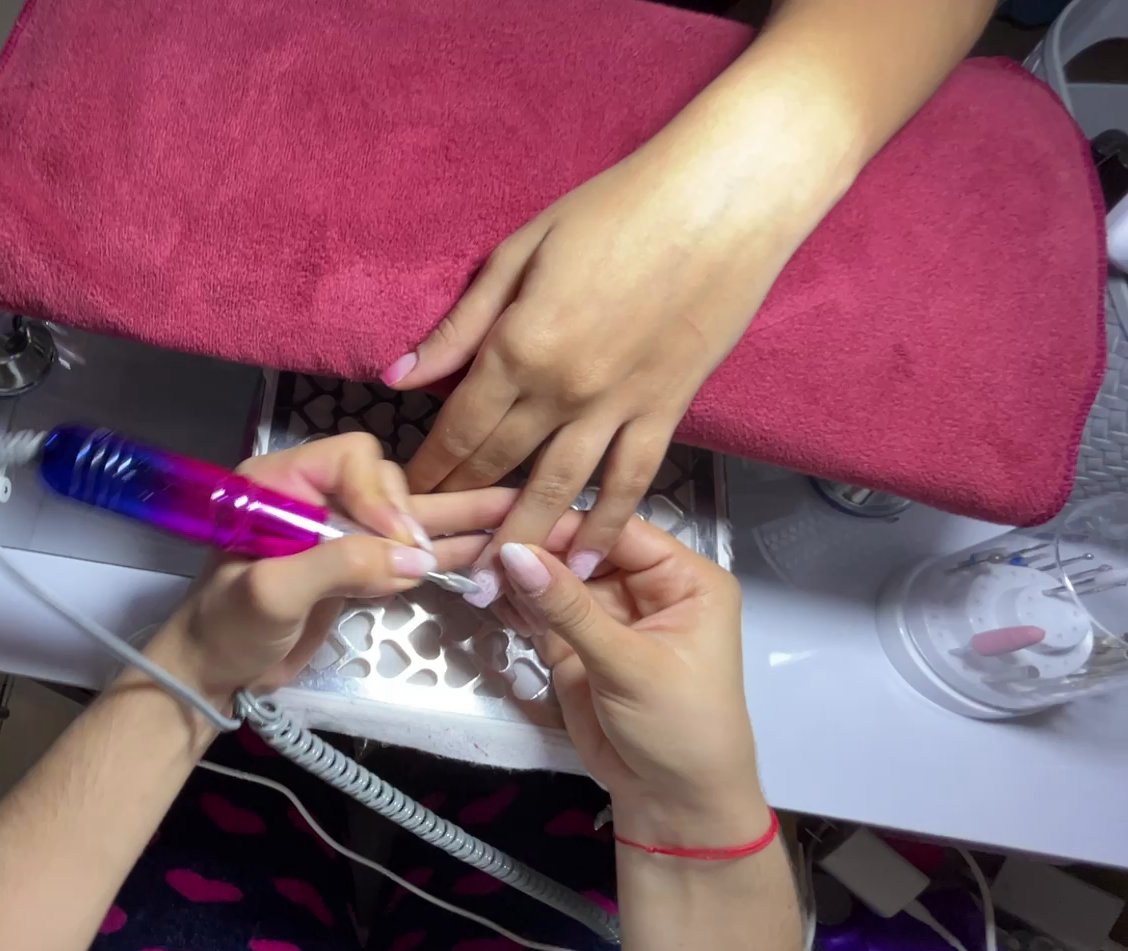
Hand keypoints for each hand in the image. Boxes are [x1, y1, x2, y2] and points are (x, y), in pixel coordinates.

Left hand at [145, 434, 506, 711]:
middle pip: (383, 482)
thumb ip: (339, 566)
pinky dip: (442, 552)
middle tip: (416, 558)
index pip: (348, 458)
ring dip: (453, 520)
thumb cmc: (227, 629)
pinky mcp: (354, 566)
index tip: (392, 540)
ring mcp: (337, 532)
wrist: (218, 673)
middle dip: (407, 515)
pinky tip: (489, 547)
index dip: (377, 493)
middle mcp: (313, 497)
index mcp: (279, 484)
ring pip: (403, 515)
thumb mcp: (271, 593)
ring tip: (514, 514)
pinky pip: (404, 551)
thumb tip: (414, 559)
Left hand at [389, 140, 798, 586]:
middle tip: (431, 543)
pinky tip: (580, 562)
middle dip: (456, 506)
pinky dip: (604, 525)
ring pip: (553, 488)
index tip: (403, 497)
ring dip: (516, 537)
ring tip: (487, 581)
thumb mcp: (519, 253)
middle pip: (494, 463)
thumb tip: (398, 375)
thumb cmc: (615, 210)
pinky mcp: (667, 410)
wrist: (729, 192)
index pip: (456, 428)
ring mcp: (617, 406)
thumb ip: (458, 326)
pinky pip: (630, 481)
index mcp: (517, 348)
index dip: (427, 468)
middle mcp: (561, 390)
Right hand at [495, 514, 766, 848]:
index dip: (566, 526)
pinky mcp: (573, 641)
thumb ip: (568, 606)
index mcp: (683, 578)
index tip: (511, 523)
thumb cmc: (679, 727)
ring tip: (474, 568)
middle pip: (579, 550)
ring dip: (517, 577)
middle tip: (481, 549)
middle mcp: (643, 587)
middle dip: (534, 551)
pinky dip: (514, 603)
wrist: (670, 801)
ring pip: (553, 579)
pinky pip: (539, 609)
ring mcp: (604, 614)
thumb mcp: (628, 663)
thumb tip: (514, 552)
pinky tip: (486, 592)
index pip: (616, 531)